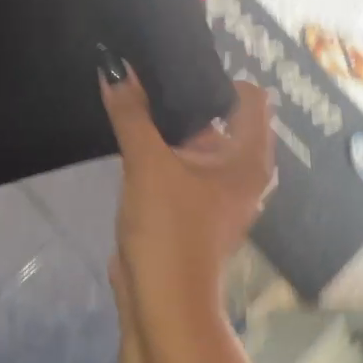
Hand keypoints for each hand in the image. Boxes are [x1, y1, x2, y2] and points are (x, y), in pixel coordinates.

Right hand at [101, 62, 274, 312]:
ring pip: (190, 142)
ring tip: (127, 97)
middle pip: (216, 117)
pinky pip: (174, 164)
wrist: (161, 298)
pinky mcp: (186, 207)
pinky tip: (125, 137)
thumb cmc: (170, 228)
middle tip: (140, 71)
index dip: (216, 76)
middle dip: (179, 96)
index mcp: (247, 158)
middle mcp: (238, 171)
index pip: (248, 97)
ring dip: (163, 125)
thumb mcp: (146, 163)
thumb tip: (114, 66)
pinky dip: (155, 150)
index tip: (173, 64)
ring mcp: (212, 191)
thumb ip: (130, 112)